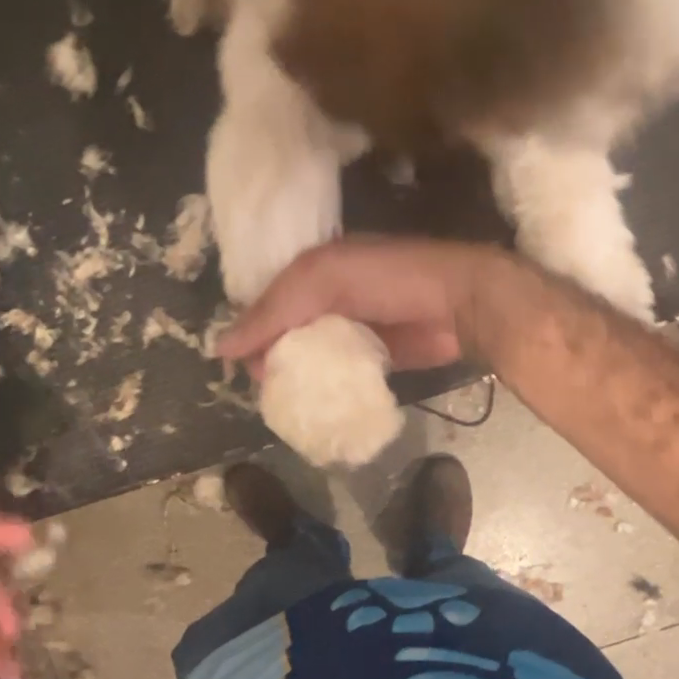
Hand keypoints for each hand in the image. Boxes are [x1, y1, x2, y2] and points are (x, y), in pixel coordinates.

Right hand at [215, 237, 519, 375]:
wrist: (458, 303)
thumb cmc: (388, 279)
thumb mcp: (323, 279)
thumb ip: (274, 309)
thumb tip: (221, 348)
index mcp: (314, 270)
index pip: (267, 302)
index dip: (250, 330)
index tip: (239, 363)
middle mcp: (329, 300)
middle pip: (285, 334)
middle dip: (271, 360)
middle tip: (264, 386)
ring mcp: (353, 331)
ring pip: (310, 358)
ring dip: (295, 379)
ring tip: (282, 402)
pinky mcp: (375, 359)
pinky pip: (338, 377)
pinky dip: (324, 391)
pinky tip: (310, 409)